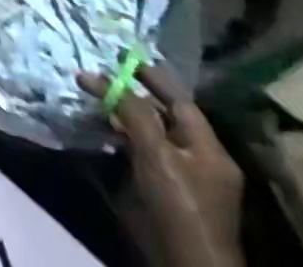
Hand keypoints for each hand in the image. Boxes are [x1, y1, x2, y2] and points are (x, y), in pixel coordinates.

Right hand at [78, 66, 243, 266]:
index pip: (180, 102)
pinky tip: (102, 134)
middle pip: (164, 118)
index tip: (123, 57)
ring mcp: (183, 179)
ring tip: (94, 100)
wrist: (186, 265)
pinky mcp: (165, 193)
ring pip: (151, 136)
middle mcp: (199, 159)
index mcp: (208, 148)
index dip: (152, 77)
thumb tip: (102, 76)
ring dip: (123, 117)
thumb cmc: (179, 205)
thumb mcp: (157, 154)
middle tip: (100, 77)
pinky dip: (122, 140)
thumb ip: (134, 113)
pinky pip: (143, 156)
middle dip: (133, 96)